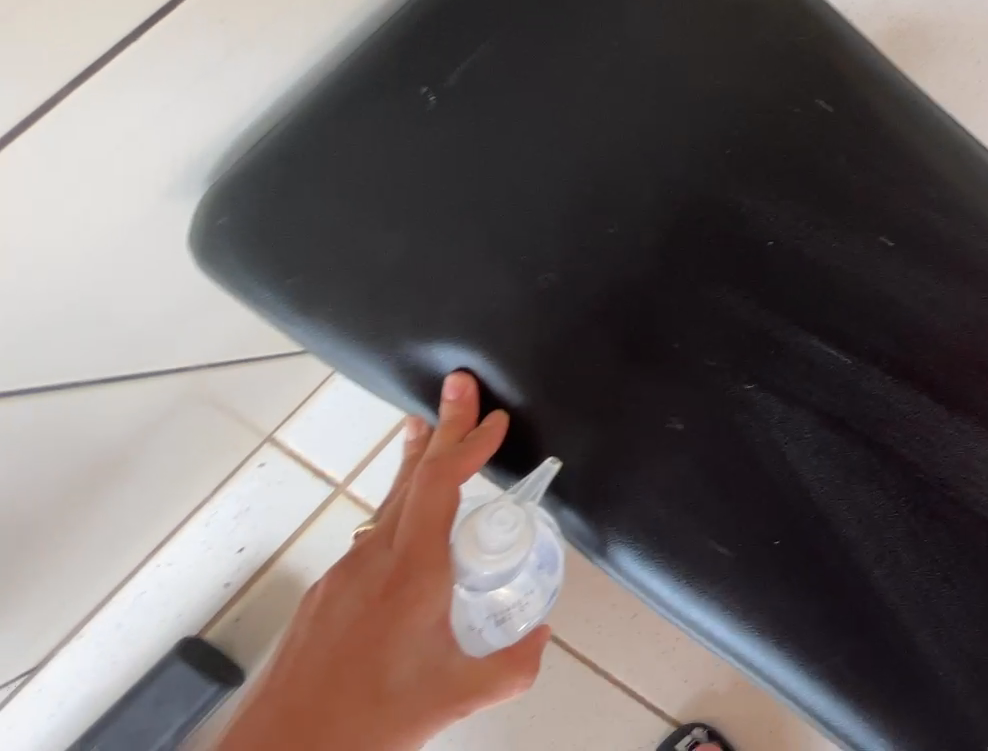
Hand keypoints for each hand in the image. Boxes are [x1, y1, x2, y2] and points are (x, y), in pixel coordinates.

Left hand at [216, 373, 549, 750]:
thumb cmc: (360, 723)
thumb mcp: (456, 696)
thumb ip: (513, 664)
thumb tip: (542, 637)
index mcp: (411, 574)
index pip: (439, 486)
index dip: (467, 444)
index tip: (493, 418)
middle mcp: (374, 563)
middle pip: (412, 477)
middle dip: (443, 428)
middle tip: (458, 386)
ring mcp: (344, 576)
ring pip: (389, 501)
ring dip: (417, 461)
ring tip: (427, 429)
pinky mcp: (329, 595)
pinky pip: (374, 530)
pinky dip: (400, 502)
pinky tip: (407, 517)